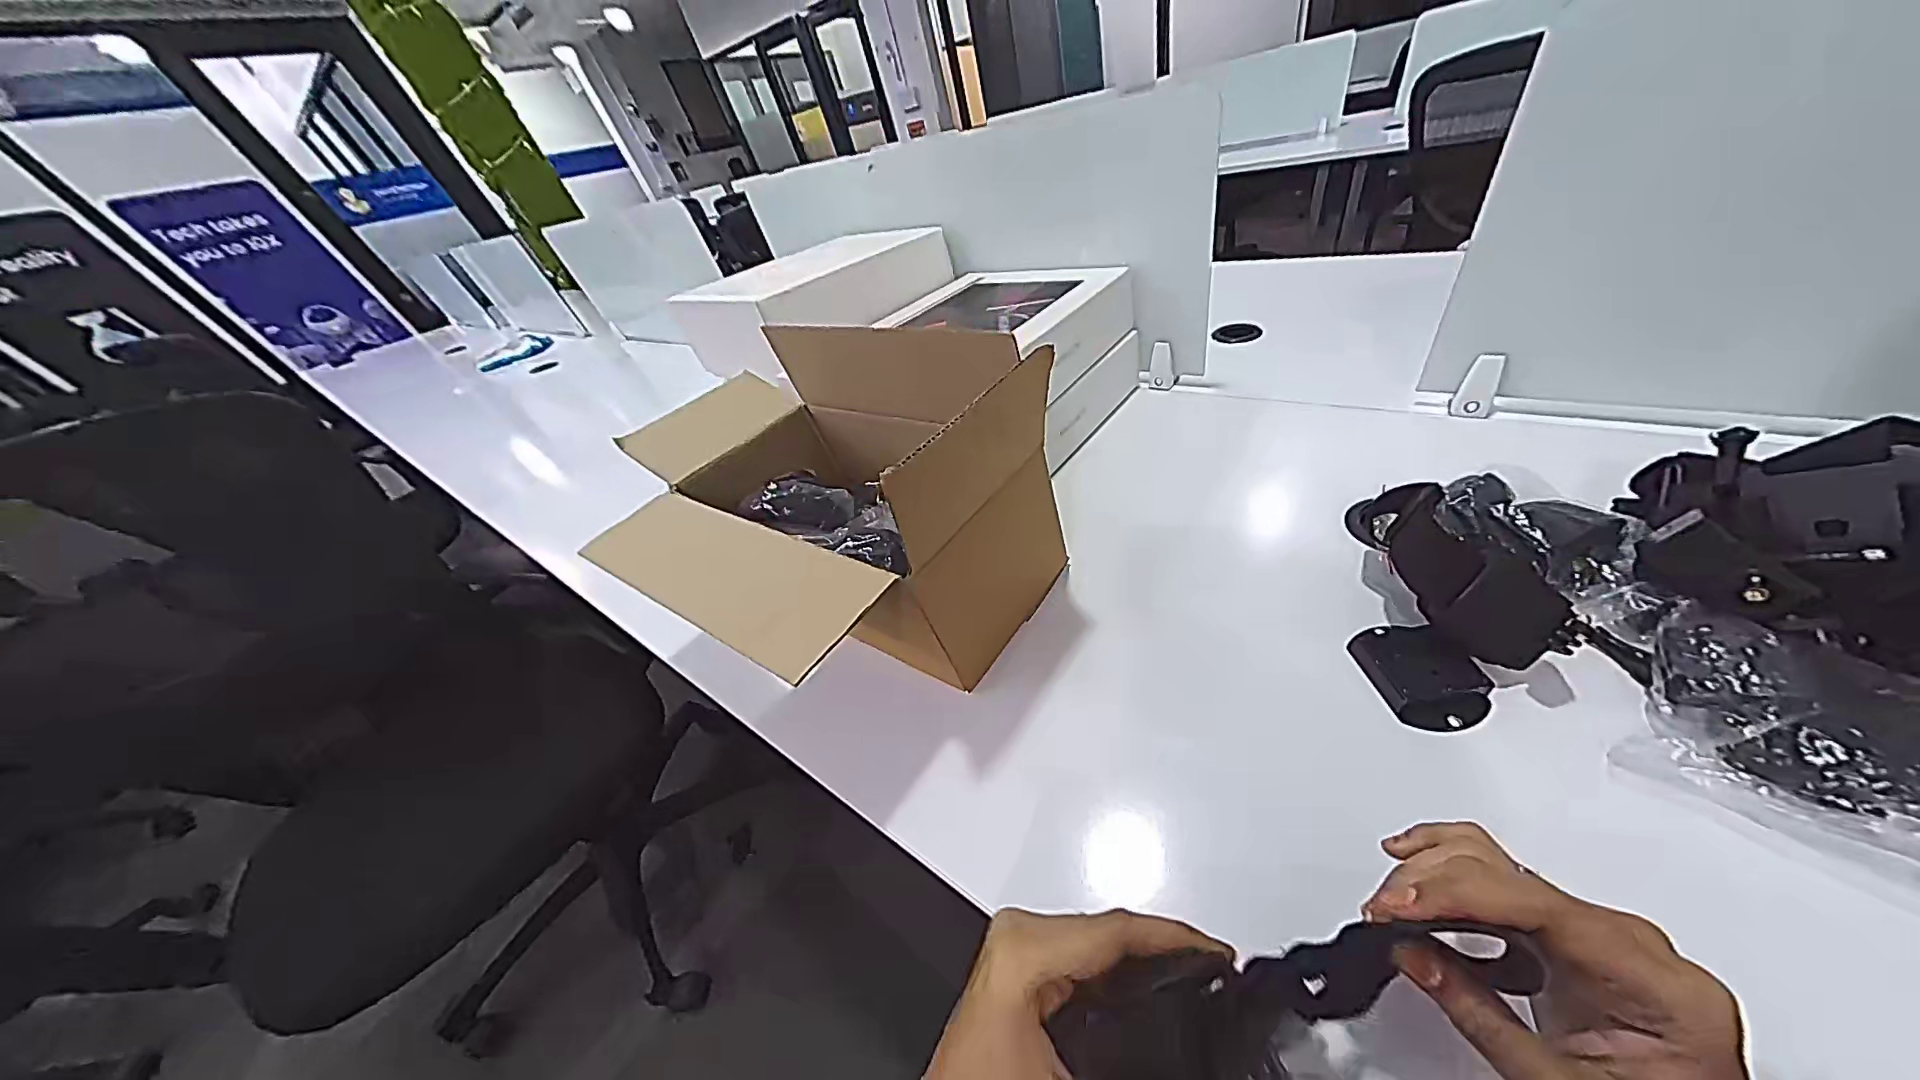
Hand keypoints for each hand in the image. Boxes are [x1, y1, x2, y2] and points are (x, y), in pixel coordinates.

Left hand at [923, 908, 1229, 1079]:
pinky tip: (1142, 983)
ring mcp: (1013, 944)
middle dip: (1164, 947)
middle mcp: (1015, 936)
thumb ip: (1136, 1057)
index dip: (1174, 938)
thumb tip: (1195, 1060)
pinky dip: (1116, 966)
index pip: (1115, 929)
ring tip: (1187, 972)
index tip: (1215, 952)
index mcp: (1022, 949)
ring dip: (1142, 958)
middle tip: (1210, 964)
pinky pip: (1081, 952)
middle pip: (1110, 928)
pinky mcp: (1016, 962)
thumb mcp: (1076, 1075)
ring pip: (1098, 937)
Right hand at [1363, 822, 1748, 1079]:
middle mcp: (1630, 942)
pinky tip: (1418, 894)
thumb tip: (1408, 952)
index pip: (1534, 902)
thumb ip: (1479, 1014)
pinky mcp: (1566, 938)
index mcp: (1655, 981)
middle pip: (1509, 872)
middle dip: (1431, 881)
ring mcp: (1599, 935)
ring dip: (1432, 869)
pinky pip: (1499, 887)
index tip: (1396, 904)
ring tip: (1390, 894)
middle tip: (1382, 909)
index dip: (1453, 892)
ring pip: (1497, 863)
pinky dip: (1449, 883)